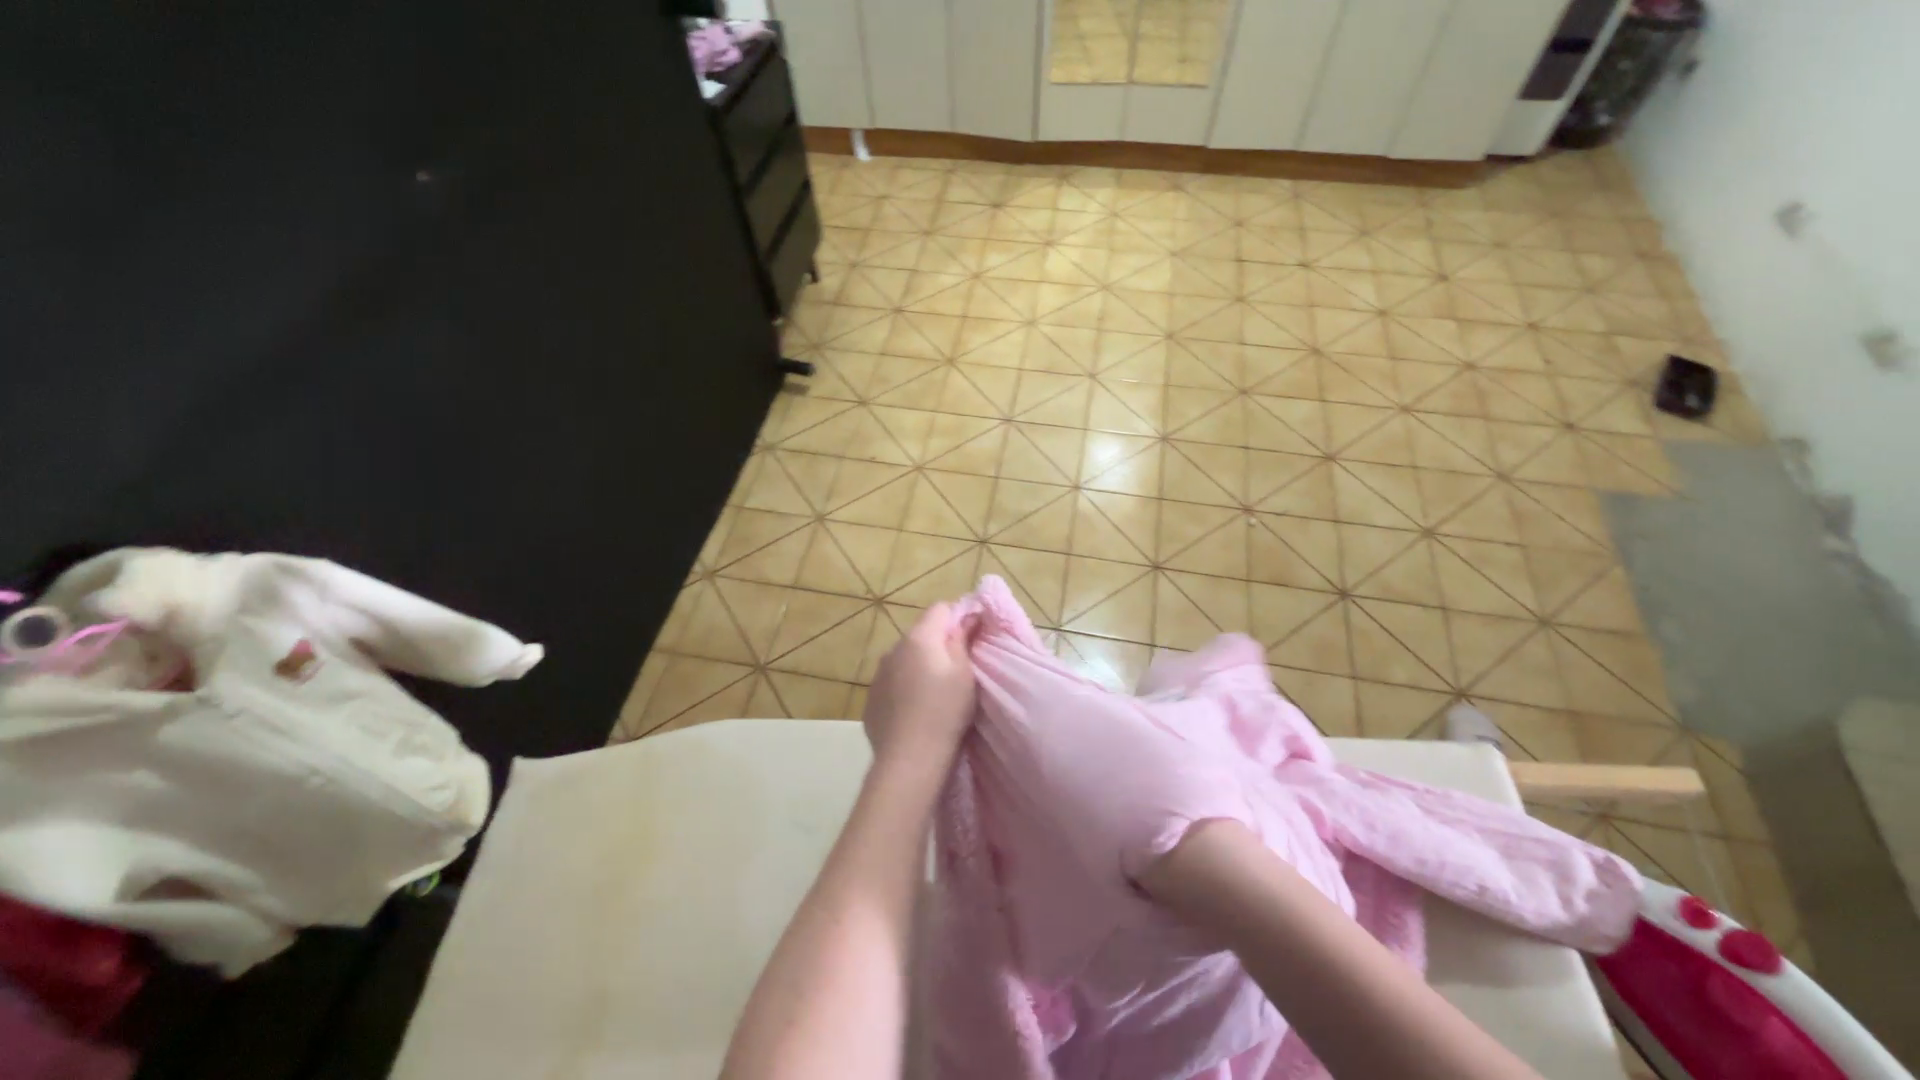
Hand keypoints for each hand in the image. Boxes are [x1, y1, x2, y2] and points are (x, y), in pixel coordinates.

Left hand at [862, 603, 977, 772]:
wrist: (909, 758)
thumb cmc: (945, 711)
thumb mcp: (964, 674)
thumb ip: (963, 640)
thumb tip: (968, 616)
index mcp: (919, 638)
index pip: (940, 609)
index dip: (957, 620)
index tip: (969, 642)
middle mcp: (893, 649)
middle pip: (920, 634)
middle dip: (937, 645)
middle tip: (955, 673)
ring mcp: (878, 674)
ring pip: (904, 659)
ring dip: (918, 668)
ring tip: (933, 696)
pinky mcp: (870, 698)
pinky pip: (892, 683)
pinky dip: (903, 690)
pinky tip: (914, 712)